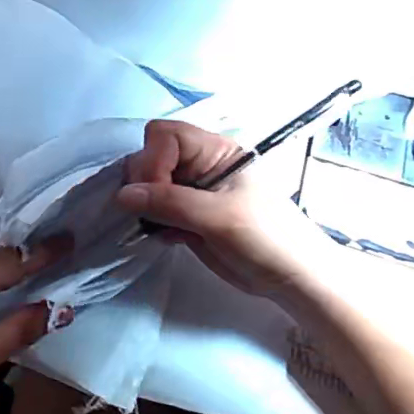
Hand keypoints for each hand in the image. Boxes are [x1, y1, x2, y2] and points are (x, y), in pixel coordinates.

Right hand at [114, 119, 332, 296]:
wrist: (292, 278)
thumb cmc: (266, 238)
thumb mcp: (219, 217)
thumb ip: (169, 203)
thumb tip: (122, 195)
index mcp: (214, 152)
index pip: (163, 135)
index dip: (152, 160)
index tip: (158, 192)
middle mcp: (198, 165)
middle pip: (148, 157)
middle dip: (143, 183)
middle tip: (156, 212)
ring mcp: (190, 191)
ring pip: (145, 184)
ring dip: (144, 205)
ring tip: (160, 226)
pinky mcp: (184, 216)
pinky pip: (151, 209)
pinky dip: (150, 221)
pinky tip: (166, 237)